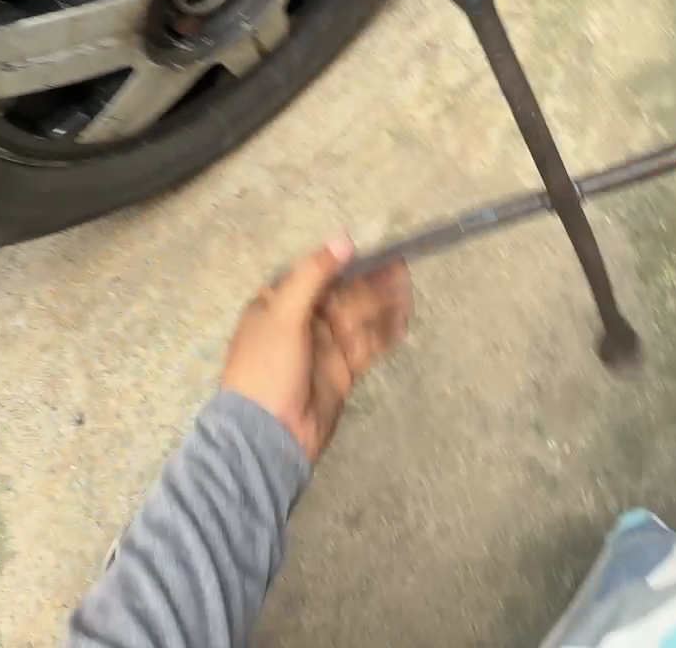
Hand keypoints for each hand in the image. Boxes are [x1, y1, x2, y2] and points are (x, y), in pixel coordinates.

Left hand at [220, 237, 412, 463]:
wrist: (269, 437)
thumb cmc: (267, 368)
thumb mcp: (283, 316)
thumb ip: (313, 276)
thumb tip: (343, 239)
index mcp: (280, 302)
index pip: (319, 274)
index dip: (349, 263)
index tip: (377, 252)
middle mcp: (303, 320)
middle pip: (345, 295)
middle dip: (373, 284)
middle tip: (402, 272)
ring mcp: (324, 346)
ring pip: (360, 318)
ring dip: (383, 307)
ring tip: (408, 296)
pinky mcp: (342, 370)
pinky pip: (367, 345)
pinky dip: (385, 335)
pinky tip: (403, 325)